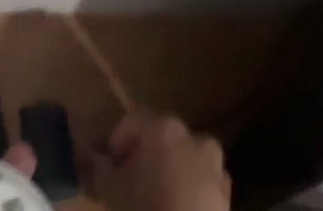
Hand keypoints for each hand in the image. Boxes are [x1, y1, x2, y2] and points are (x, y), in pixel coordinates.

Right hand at [86, 112, 229, 210]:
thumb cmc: (146, 206)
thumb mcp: (112, 188)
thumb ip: (100, 168)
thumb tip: (94, 158)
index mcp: (162, 128)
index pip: (133, 120)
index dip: (118, 139)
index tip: (111, 160)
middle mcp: (192, 137)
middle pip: (163, 135)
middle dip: (147, 150)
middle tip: (133, 173)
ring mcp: (214, 165)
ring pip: (187, 156)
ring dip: (173, 166)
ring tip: (158, 190)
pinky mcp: (228, 192)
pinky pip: (204, 180)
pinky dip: (192, 186)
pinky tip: (179, 204)